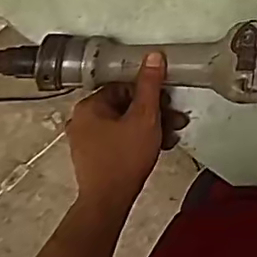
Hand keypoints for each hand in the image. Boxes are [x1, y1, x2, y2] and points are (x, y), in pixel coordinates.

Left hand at [63, 52, 182, 214]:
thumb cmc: (124, 158)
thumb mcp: (145, 116)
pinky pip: (120, 137)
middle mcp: (82, 120)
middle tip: (174, 119)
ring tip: (171, 134)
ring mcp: (86, 139)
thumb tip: (152, 57)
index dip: (150, 93)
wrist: (109, 199)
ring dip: (151, 125)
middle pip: (126, 104)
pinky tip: (158, 145)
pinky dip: (139, 138)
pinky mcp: (93, 155)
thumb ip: (150, 85)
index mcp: (89, 107)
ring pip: (125, 122)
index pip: (125, 86)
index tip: (166, 102)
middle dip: (154, 111)